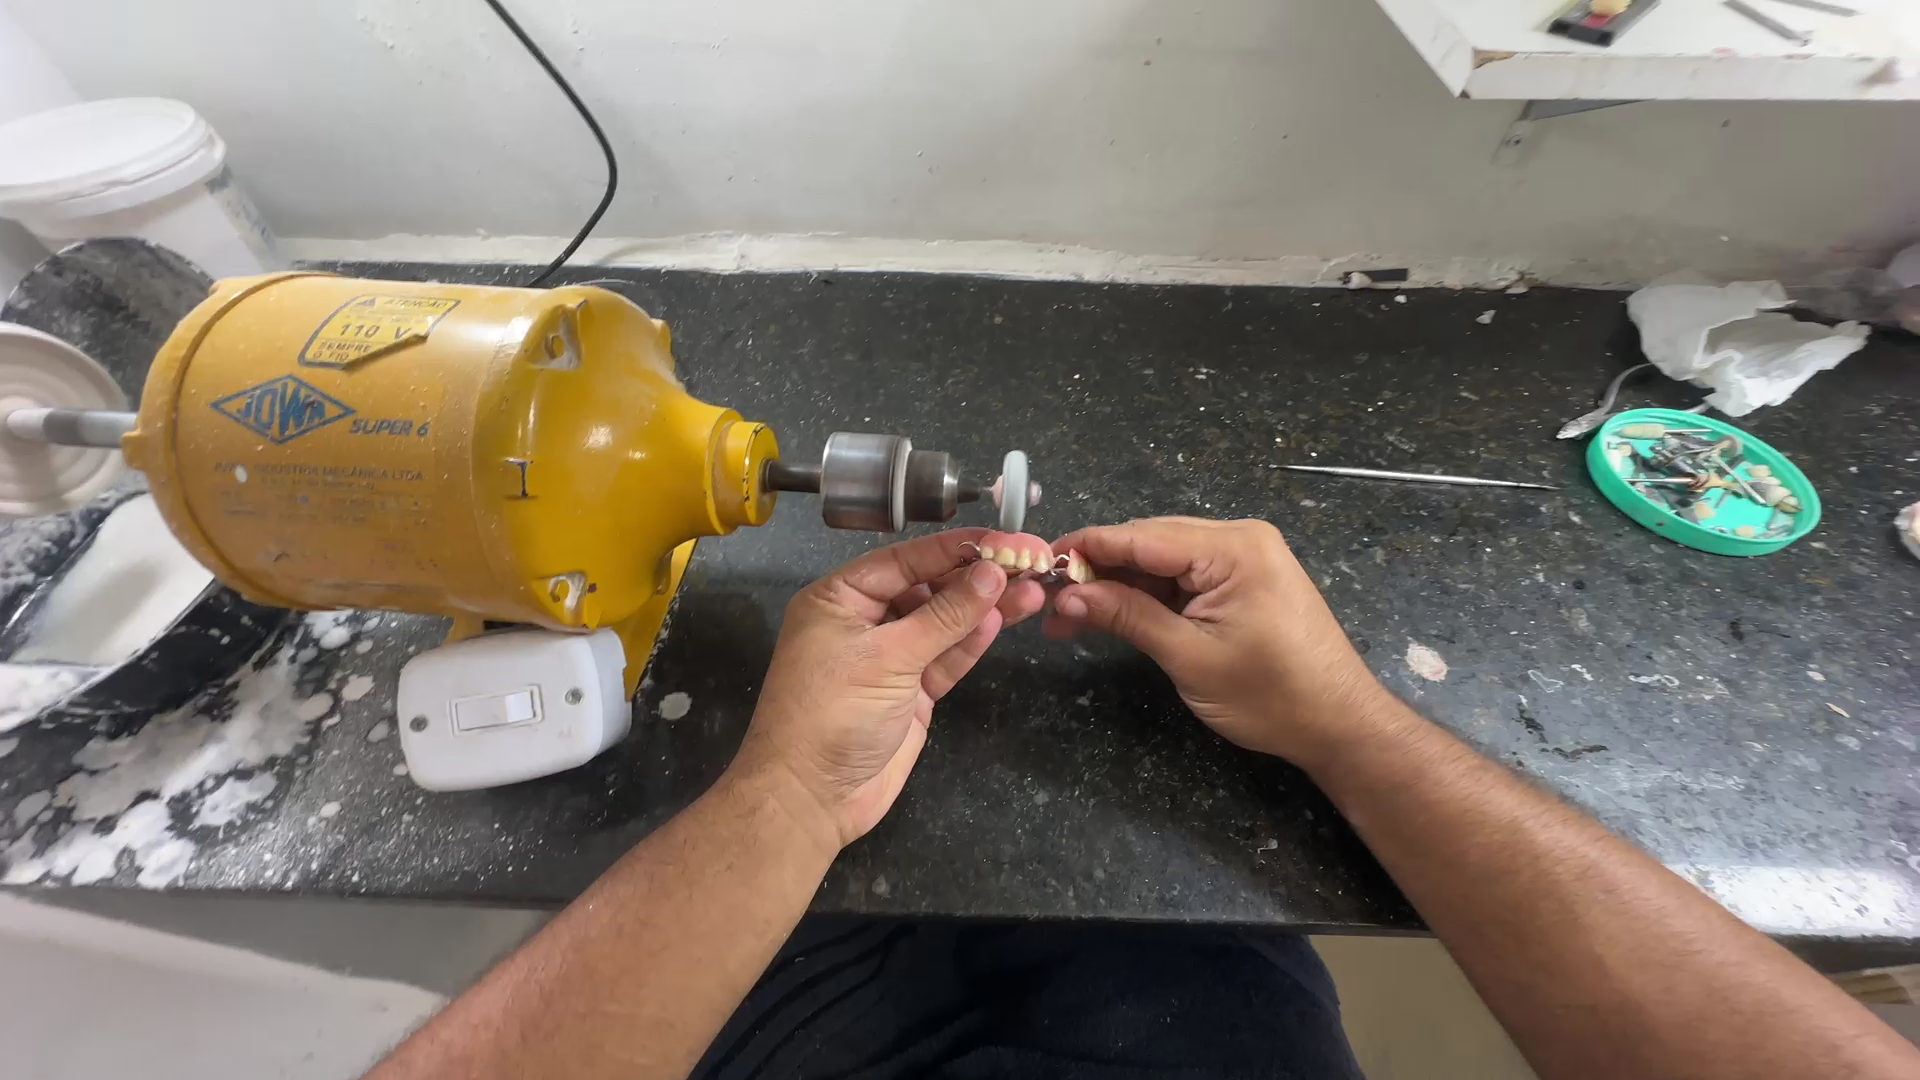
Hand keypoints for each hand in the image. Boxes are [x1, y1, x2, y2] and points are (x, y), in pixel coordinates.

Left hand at [729, 529, 1047, 847]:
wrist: (812, 800)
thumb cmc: (834, 713)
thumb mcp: (888, 658)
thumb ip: (945, 615)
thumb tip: (993, 572)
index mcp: (841, 598)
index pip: (905, 560)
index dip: (955, 548)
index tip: (1002, 540)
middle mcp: (865, 620)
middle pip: (930, 588)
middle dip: (977, 578)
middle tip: (1030, 562)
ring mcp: (890, 657)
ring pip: (944, 623)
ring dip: (985, 608)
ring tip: (1034, 589)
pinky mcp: (911, 690)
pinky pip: (945, 656)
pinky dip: (972, 641)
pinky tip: (1003, 619)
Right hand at [1047, 517, 1393, 768]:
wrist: (1340, 726)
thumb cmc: (1270, 695)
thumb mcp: (1189, 655)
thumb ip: (1126, 615)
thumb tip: (1065, 594)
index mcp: (1232, 548)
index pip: (1141, 536)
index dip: (1085, 547)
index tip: (1038, 563)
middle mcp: (1236, 539)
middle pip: (1146, 544)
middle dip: (1095, 572)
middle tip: (1049, 601)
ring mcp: (1239, 559)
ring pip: (1157, 562)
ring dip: (1115, 587)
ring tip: (1068, 616)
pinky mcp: (1237, 581)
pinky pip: (1178, 578)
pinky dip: (1143, 596)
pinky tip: (1109, 613)